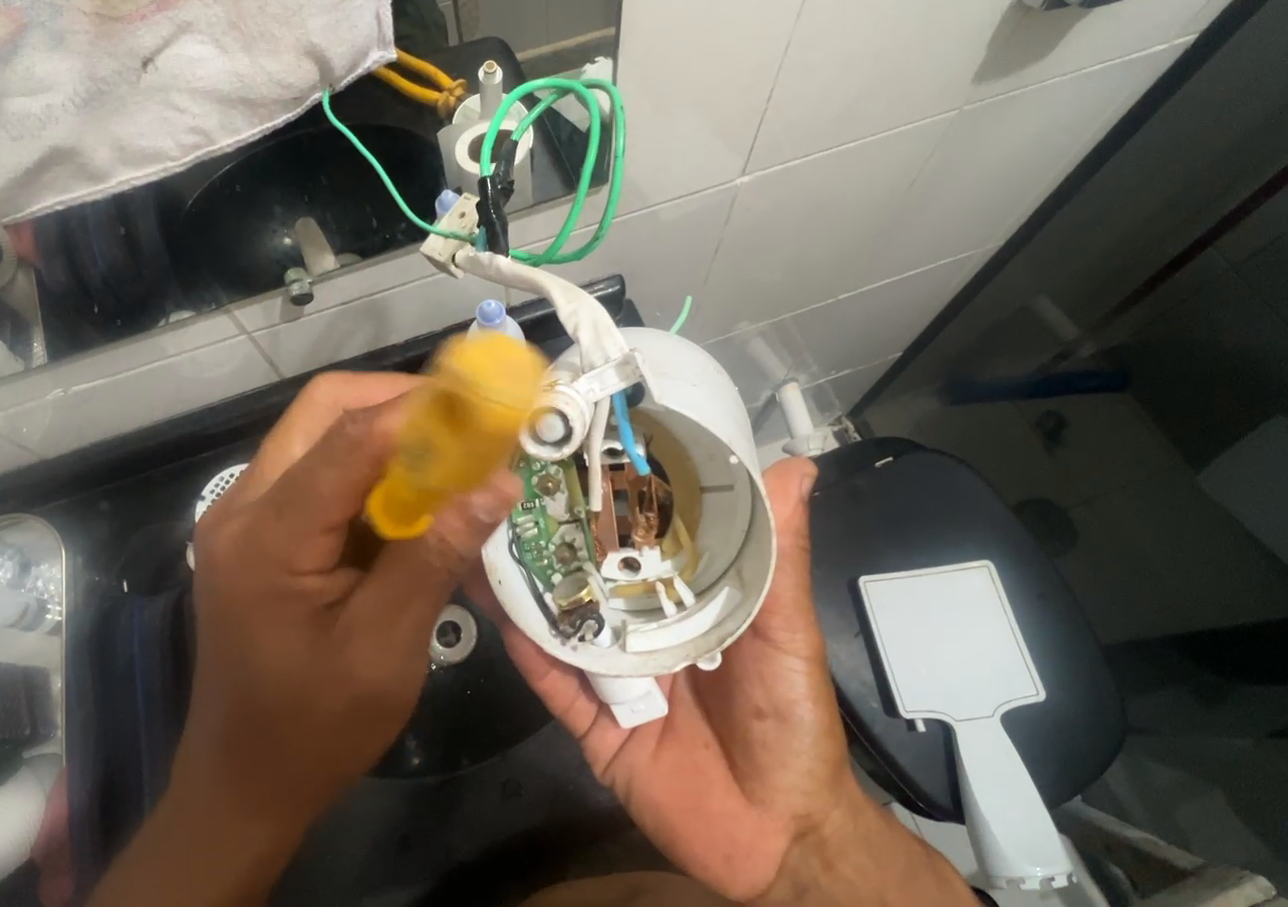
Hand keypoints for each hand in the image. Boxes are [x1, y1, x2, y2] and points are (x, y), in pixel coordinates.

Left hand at [89, 372, 522, 906]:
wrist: (243, 783)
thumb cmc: (314, 727)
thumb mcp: (385, 648)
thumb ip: (435, 557)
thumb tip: (499, 482)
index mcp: (268, 536)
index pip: (350, 438)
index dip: (422, 409)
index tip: (487, 402)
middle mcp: (243, 506)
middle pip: (323, 410)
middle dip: (400, 402)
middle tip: (466, 425)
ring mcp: (244, 515)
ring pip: (320, 431)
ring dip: (387, 430)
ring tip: (451, 453)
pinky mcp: (258, 531)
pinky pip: (318, 468)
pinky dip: (370, 464)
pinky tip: (412, 493)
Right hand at [492, 457, 974, 905]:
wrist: (780, 836)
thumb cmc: (790, 720)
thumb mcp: (788, 632)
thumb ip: (780, 558)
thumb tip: (797, 467)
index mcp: (688, 603)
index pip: (644, 541)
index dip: (615, 500)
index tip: (583, 452)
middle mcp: (645, 632)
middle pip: (592, 579)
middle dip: (557, 539)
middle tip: (515, 488)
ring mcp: (616, 679)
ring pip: (564, 626)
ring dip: (529, 588)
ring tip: (490, 539)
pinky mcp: (595, 727)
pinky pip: (557, 686)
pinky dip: (530, 654)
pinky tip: (501, 614)